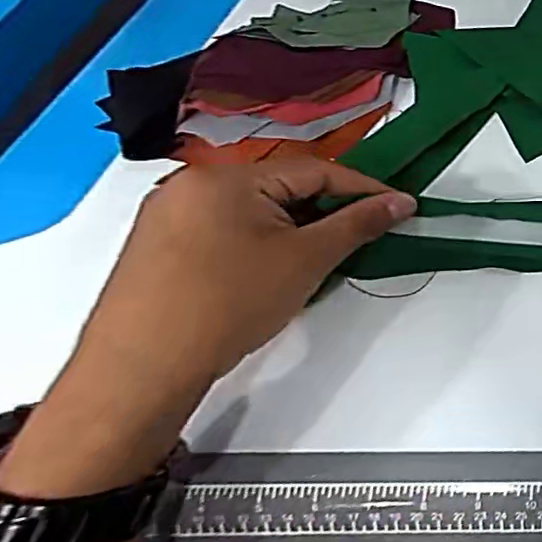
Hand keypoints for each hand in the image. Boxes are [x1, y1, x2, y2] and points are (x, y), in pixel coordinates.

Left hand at [0, 158, 414, 497]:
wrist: (140, 370)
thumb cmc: (226, 305)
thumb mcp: (308, 259)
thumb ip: (359, 223)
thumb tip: (399, 202)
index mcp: (224, 178)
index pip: (316, 171)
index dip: (365, 190)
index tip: (401, 207)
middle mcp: (191, 185)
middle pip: (285, 187)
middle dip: (331, 210)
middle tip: (368, 233)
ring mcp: (169, 214)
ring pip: (259, 209)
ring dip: (300, 226)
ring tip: (328, 254)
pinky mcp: (161, 244)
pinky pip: (231, 226)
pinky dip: (267, 239)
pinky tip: (282, 266)